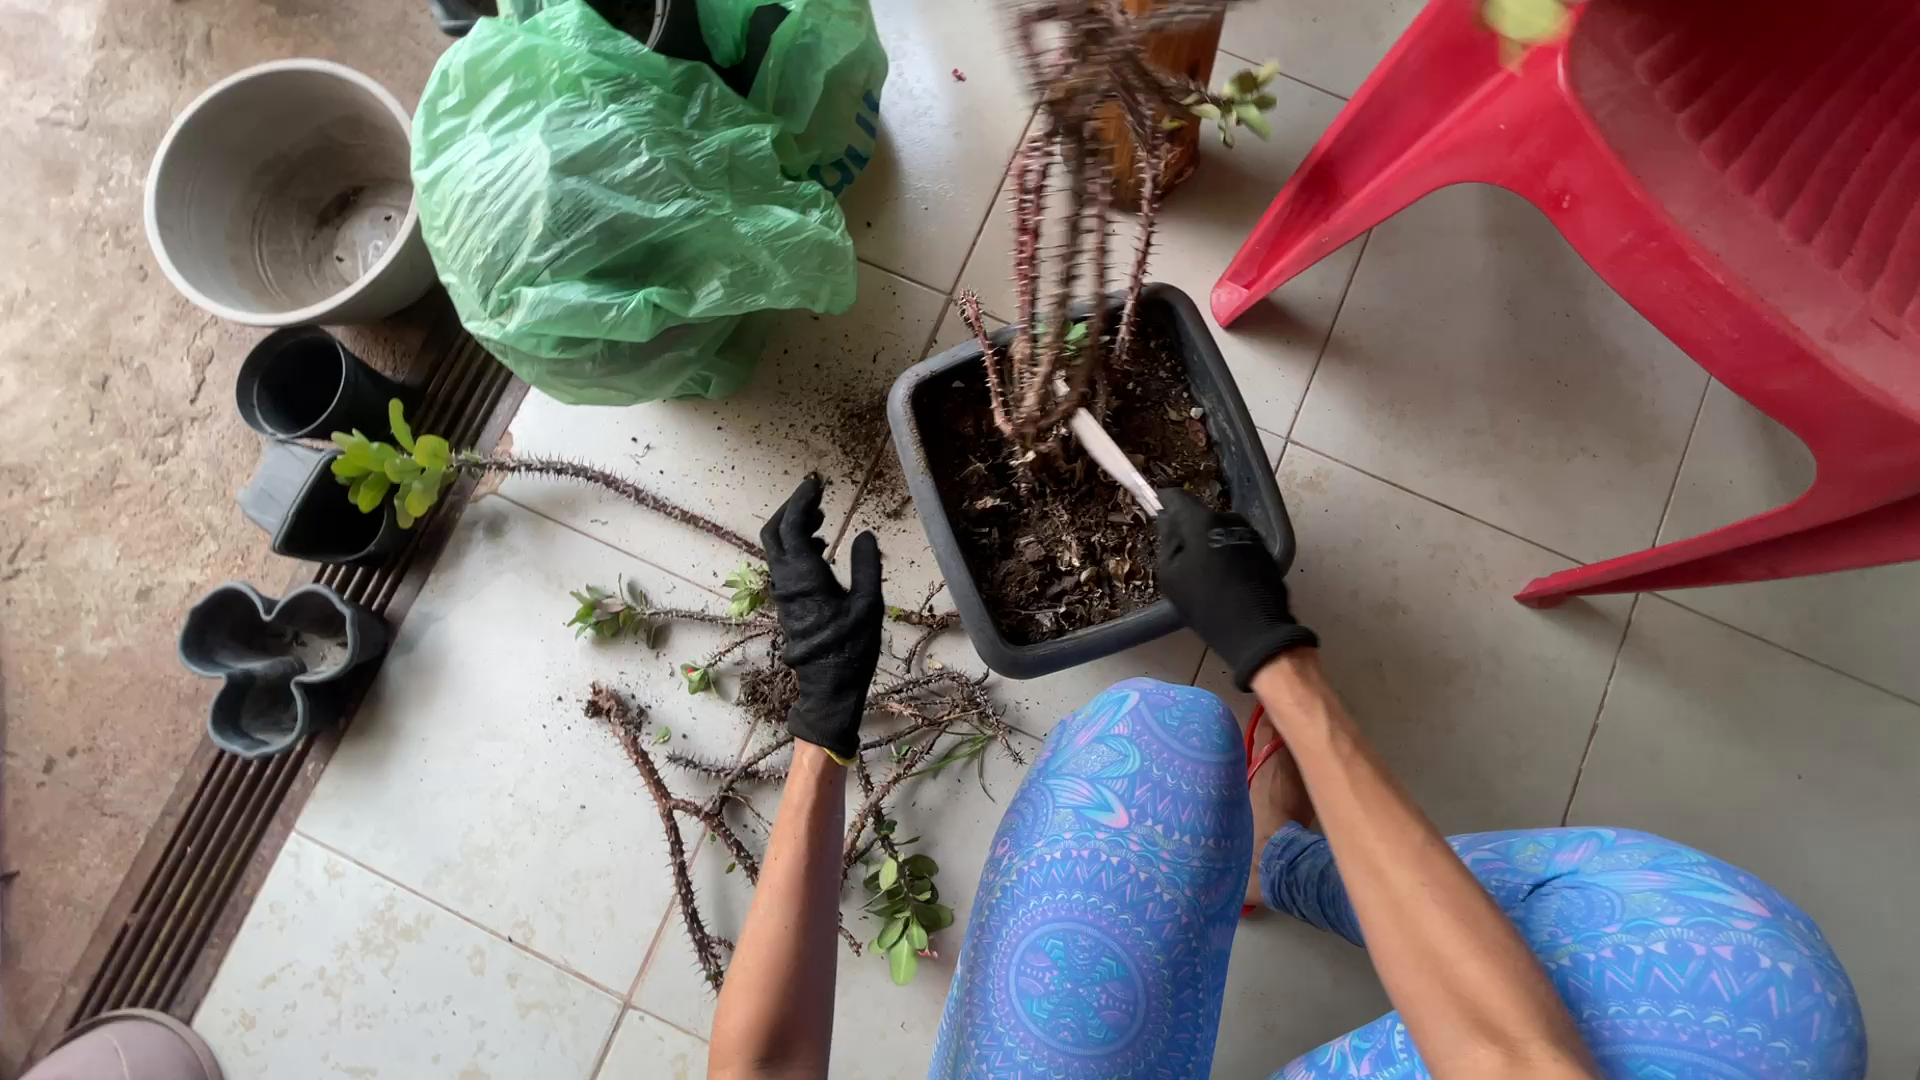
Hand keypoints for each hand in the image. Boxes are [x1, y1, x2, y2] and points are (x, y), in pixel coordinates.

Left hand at [761, 477, 882, 761]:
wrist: (828, 689)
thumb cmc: (851, 649)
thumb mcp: (869, 606)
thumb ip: (867, 566)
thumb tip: (864, 534)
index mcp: (805, 578)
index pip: (791, 526)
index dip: (802, 500)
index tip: (816, 483)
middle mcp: (786, 582)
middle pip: (774, 532)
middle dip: (791, 507)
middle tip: (815, 493)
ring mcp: (783, 594)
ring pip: (777, 548)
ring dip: (794, 525)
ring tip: (821, 516)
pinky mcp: (787, 604)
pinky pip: (784, 563)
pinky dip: (796, 544)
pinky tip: (819, 546)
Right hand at [1155, 488, 1316, 689]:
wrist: (1256, 630)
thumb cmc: (1205, 603)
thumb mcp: (1171, 575)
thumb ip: (1168, 542)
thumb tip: (1168, 521)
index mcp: (1202, 522)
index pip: (1177, 498)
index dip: (1164, 500)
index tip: (1155, 505)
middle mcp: (1229, 519)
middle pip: (1200, 515)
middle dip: (1187, 527)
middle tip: (1177, 551)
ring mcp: (1250, 534)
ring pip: (1219, 529)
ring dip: (1208, 541)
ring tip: (1201, 568)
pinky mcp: (1264, 551)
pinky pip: (1235, 544)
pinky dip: (1225, 553)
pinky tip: (1222, 577)